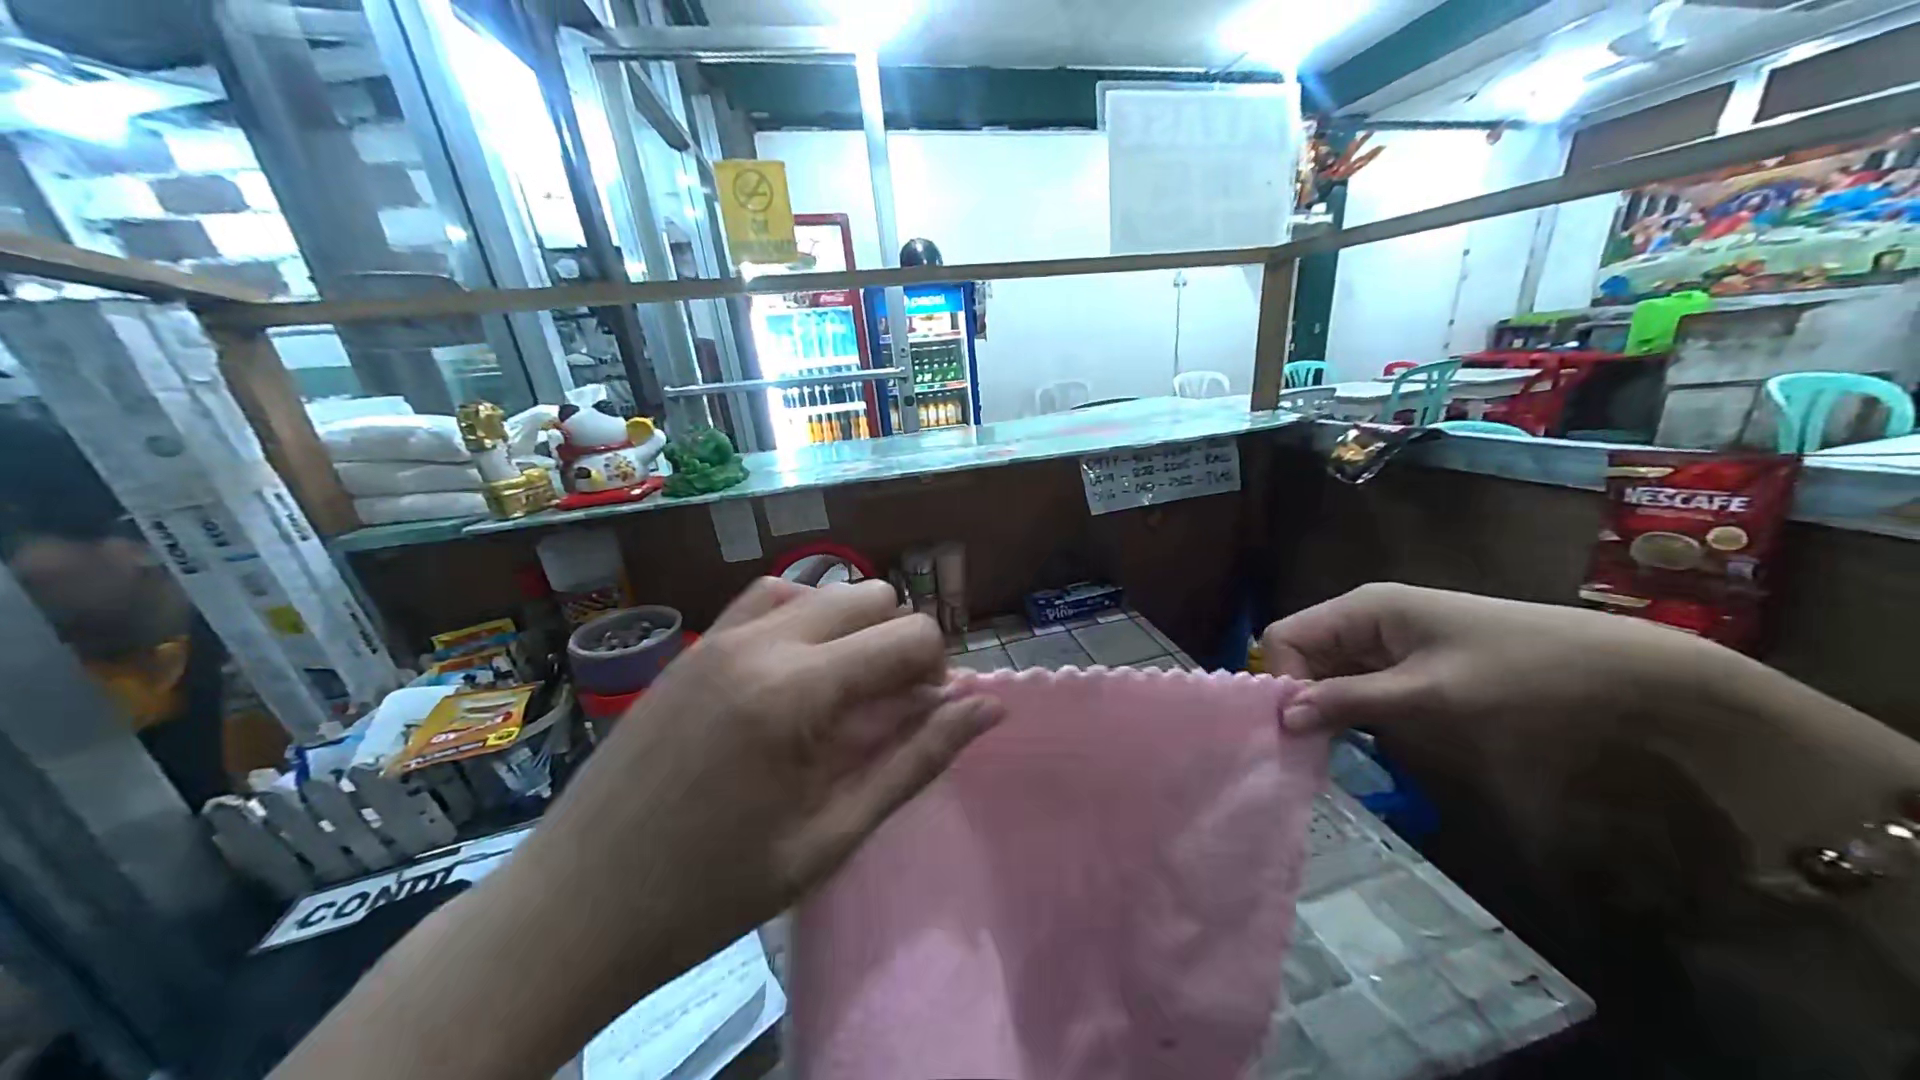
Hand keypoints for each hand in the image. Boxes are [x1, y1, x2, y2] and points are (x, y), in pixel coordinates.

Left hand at [509, 578, 1004, 997]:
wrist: (576, 906)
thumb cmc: (713, 889)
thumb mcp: (831, 836)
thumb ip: (915, 761)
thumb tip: (989, 708)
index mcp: (798, 690)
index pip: (910, 635)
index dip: (936, 672)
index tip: (922, 718)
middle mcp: (760, 641)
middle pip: (871, 598)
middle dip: (898, 645)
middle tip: (884, 711)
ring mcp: (718, 635)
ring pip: (822, 590)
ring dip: (851, 630)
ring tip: (839, 695)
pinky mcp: (692, 646)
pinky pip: (766, 598)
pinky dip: (802, 619)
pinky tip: (792, 674)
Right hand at [1263, 582, 1709, 738]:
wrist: (1623, 673)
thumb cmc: (1521, 673)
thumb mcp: (1430, 693)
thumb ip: (1351, 701)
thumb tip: (1283, 717)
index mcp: (1362, 608)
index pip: (1285, 638)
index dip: (1281, 680)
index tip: (1298, 730)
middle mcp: (1365, 618)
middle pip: (1302, 654)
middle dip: (1298, 697)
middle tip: (1309, 749)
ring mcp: (1387, 640)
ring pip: (1326, 672)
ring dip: (1322, 707)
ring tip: (1330, 749)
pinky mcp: (1409, 664)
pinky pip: (1357, 683)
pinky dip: (1349, 710)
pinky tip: (1358, 738)